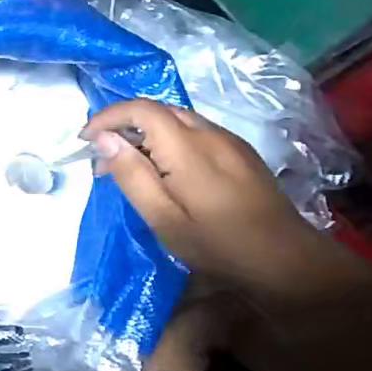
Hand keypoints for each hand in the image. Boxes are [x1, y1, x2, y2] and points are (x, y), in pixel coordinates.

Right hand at [85, 100, 320, 289]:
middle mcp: (209, 132)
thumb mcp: (164, 219)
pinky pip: (197, 133)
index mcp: (187, 146)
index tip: (85, 141)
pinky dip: (171, 142)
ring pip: (179, 120)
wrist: (286, 261)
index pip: (140, 109)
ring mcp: (229, 141)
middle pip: (159, 111)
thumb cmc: (218, 246)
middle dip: (125, 126)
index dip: (108, 117)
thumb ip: (132, 175)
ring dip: (148, 134)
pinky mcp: (241, 153)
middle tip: (103, 161)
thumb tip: (105, 139)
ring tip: (131, 168)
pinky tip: (168, 172)